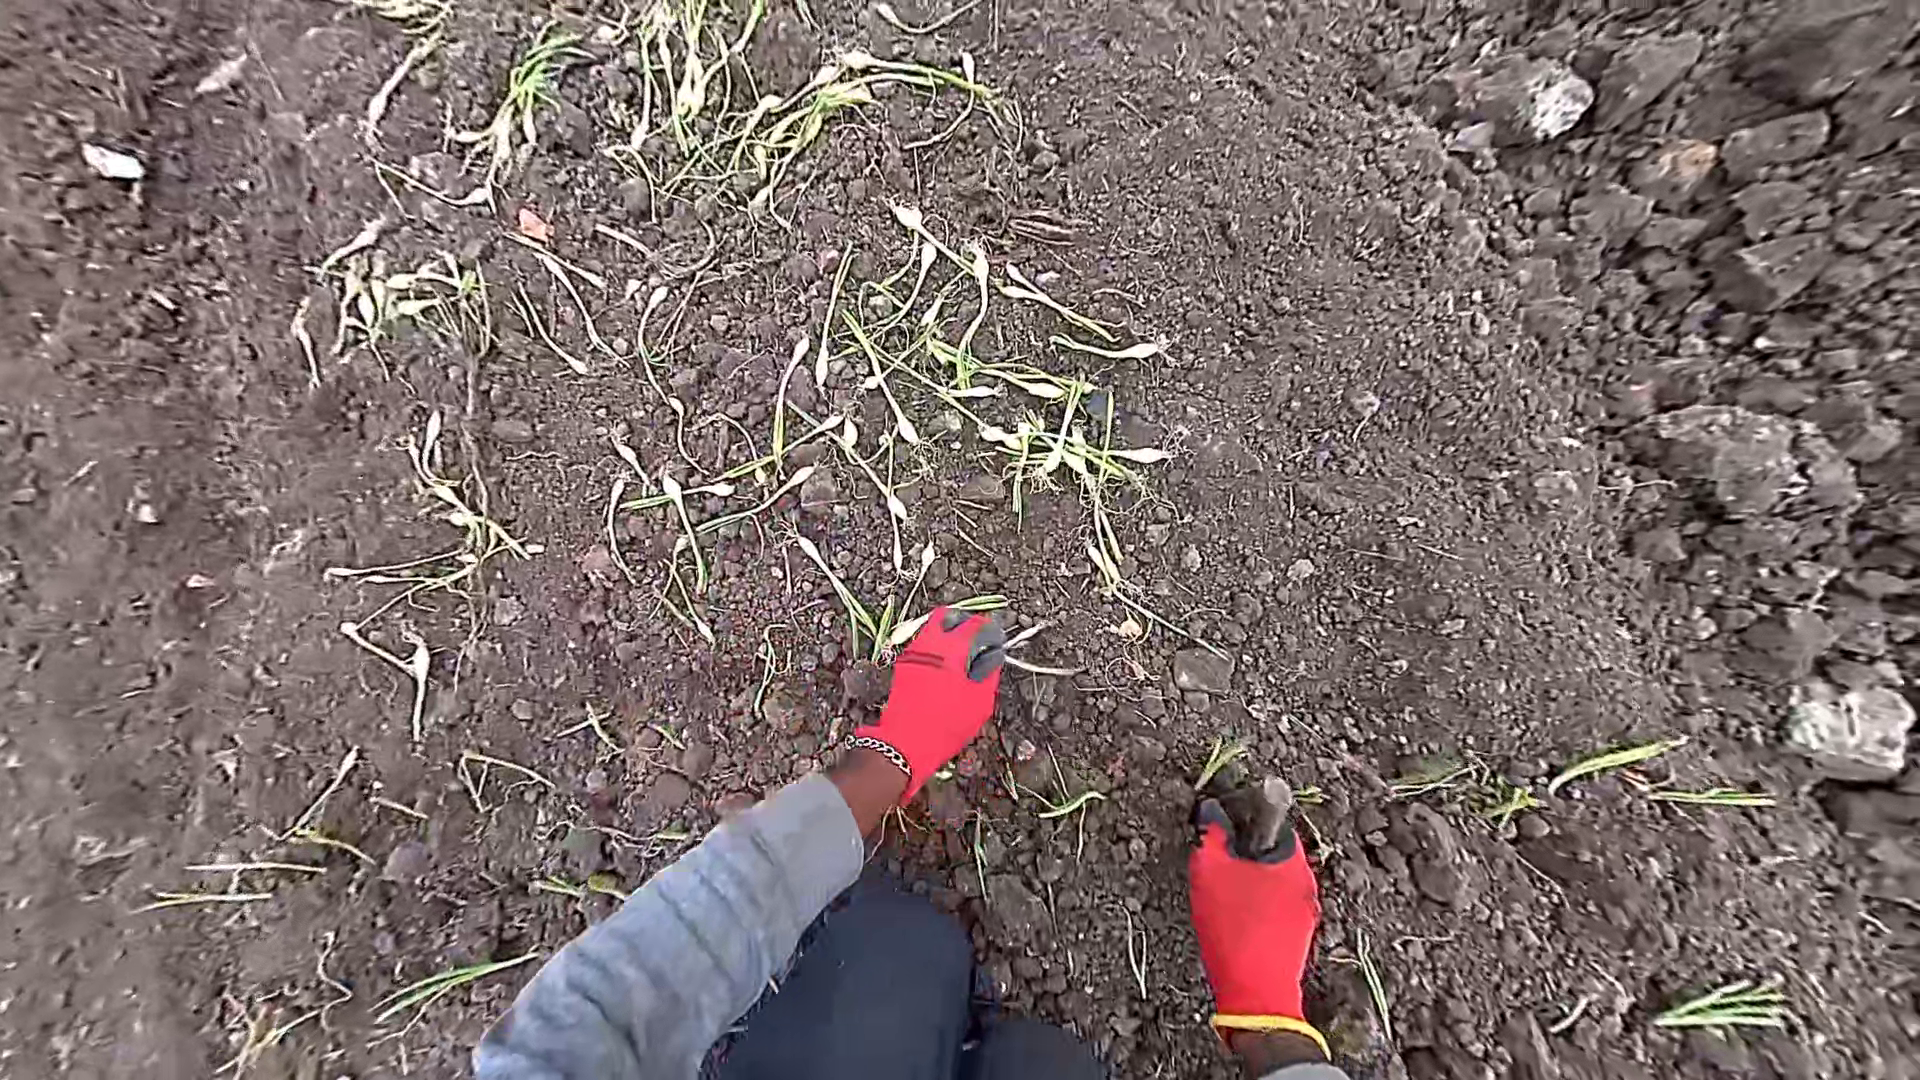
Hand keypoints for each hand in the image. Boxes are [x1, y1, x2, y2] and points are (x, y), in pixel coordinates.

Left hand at [853, 607, 1004, 800]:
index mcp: (953, 649)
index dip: (991, 629)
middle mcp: (930, 642)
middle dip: (966, 622)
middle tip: (978, 639)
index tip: (997, 640)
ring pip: (933, 627)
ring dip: (949, 633)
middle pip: (949, 615)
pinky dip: (937, 646)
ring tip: (963, 654)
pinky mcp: (903, 663)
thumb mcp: (979, 702)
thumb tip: (993, 657)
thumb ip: (989, 673)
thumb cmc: (946, 725)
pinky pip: (923, 643)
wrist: (904, 742)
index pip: (976, 624)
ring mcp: (913, 651)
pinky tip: (946, 666)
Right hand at [1188, 800, 1327, 1063]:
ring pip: (1273, 870)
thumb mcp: (1209, 870)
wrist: (1257, 994)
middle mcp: (1305, 879)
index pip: (1271, 815)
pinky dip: (1256, 890)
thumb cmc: (1233, 927)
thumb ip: (1211, 834)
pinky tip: (1235, 902)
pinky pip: (1276, 894)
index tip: (1222, 812)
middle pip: (1271, 844)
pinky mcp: (1299, 928)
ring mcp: (1306, 907)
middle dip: (1244, 842)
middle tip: (1216, 847)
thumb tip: (1212, 810)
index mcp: (1289, 859)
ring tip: (1222, 878)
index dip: (1244, 808)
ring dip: (1250, 867)